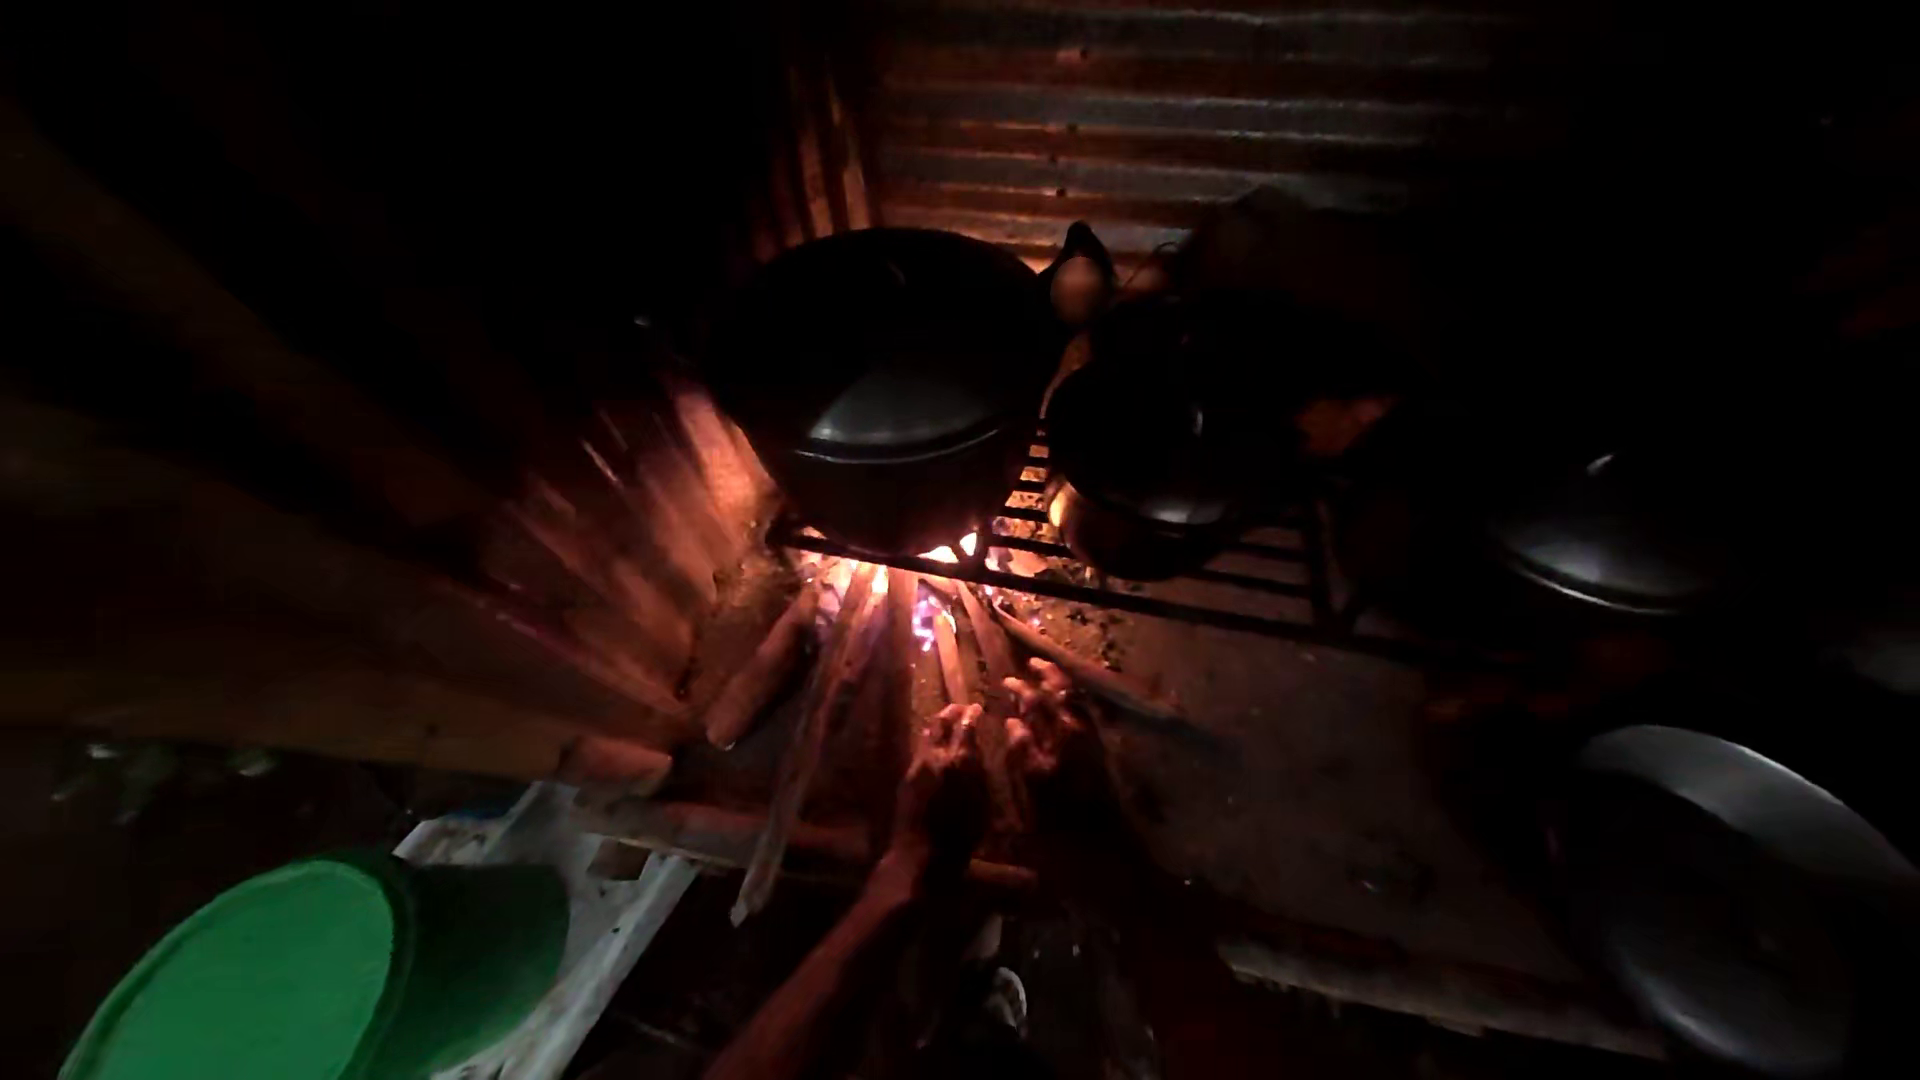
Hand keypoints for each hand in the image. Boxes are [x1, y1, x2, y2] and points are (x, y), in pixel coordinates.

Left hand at [874, 704, 986, 897]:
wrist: (921, 856)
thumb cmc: (961, 836)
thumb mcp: (982, 803)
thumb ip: (978, 771)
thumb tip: (976, 749)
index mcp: (960, 761)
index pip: (966, 726)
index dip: (971, 714)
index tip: (976, 708)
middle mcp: (937, 756)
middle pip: (941, 722)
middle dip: (951, 712)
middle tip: (959, 707)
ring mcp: (918, 764)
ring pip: (927, 733)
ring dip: (937, 724)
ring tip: (945, 722)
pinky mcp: (907, 776)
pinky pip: (919, 749)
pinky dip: (929, 741)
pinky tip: (934, 747)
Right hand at [1003, 659, 1121, 839]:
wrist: (1103, 851)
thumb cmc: (1058, 825)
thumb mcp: (1029, 789)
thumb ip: (1021, 751)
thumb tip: (1012, 722)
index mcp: (1058, 737)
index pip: (1036, 702)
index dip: (1021, 689)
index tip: (1008, 682)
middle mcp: (1078, 732)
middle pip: (1062, 693)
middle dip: (1046, 675)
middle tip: (1032, 665)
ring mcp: (1094, 740)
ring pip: (1078, 700)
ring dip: (1062, 684)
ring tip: (1047, 676)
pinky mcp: (1102, 751)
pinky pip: (1087, 713)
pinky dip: (1075, 701)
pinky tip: (1066, 703)